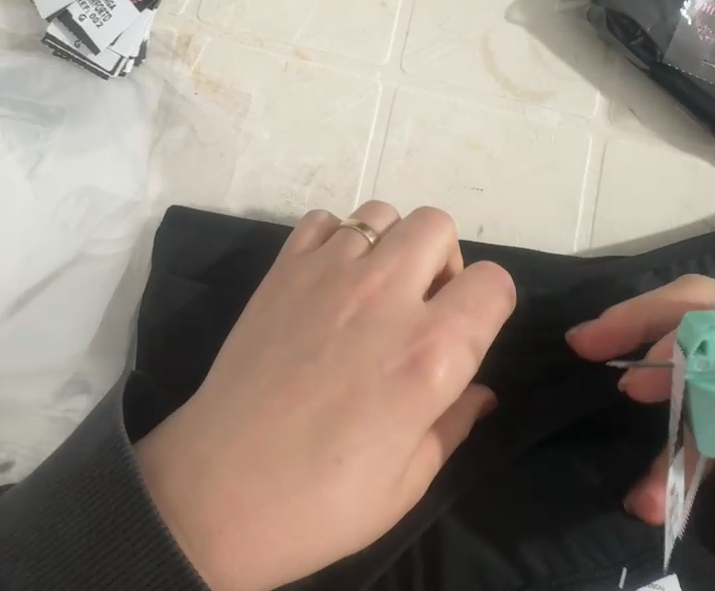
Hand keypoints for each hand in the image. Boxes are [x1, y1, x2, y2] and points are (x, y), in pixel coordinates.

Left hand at [134, 203, 516, 590]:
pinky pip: (323, 220)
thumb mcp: (409, 480)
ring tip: (372, 290)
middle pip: (437, 226)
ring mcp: (328, 272)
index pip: (494, 283)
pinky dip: (334, 239)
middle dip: (442, 260)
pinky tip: (326, 281)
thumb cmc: (323, 501)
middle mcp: (385, 295)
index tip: (468, 328)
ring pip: (381, 214)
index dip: (490, 304)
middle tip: (419, 305)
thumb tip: (480, 389)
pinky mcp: (283, 267)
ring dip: (389, 245)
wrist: (221, 486)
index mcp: (431, 353)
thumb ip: (453, 422)